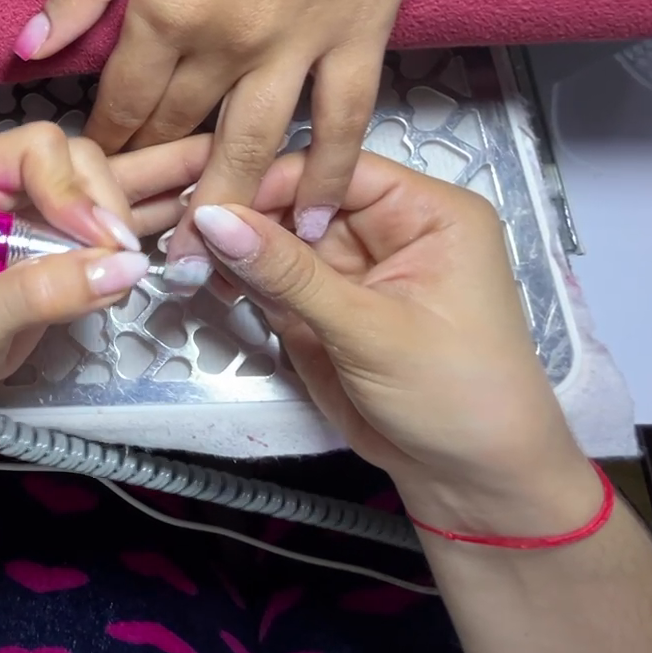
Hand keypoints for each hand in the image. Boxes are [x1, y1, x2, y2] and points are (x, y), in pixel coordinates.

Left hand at [0, 125, 211, 434]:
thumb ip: (39, 292)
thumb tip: (122, 266)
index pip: (34, 151)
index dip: (74, 191)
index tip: (98, 243)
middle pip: (75, 161)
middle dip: (107, 204)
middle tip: (125, 258)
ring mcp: (33, 203)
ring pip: (102, 178)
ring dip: (156, 181)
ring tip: (212, 168)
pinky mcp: (60, 232)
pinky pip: (112, 212)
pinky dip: (152, 209)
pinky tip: (198, 195)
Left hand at [20, 0, 474, 275]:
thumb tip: (33, 42)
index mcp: (168, 6)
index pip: (122, 100)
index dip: (100, 142)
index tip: (88, 175)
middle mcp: (232, 42)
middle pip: (176, 130)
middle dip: (146, 179)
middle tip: (128, 228)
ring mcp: (303, 45)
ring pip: (252, 148)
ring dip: (221, 206)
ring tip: (200, 259)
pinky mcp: (365, 33)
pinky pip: (347, 121)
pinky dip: (328, 175)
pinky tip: (312, 222)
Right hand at [190, 151, 599, 535]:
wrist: (467, 483)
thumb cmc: (455, 397)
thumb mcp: (370, 329)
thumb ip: (288, 271)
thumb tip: (211, 217)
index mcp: (424, 212)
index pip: (332, 169)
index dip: (270, 180)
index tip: (208, 202)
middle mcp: (382, 227)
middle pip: (294, 197)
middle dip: (240, 216)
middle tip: (184, 238)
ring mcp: (345, 264)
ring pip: (271, 234)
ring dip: (231, 248)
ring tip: (188, 262)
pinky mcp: (316, 299)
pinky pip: (265, 272)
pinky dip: (236, 277)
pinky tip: (209, 282)